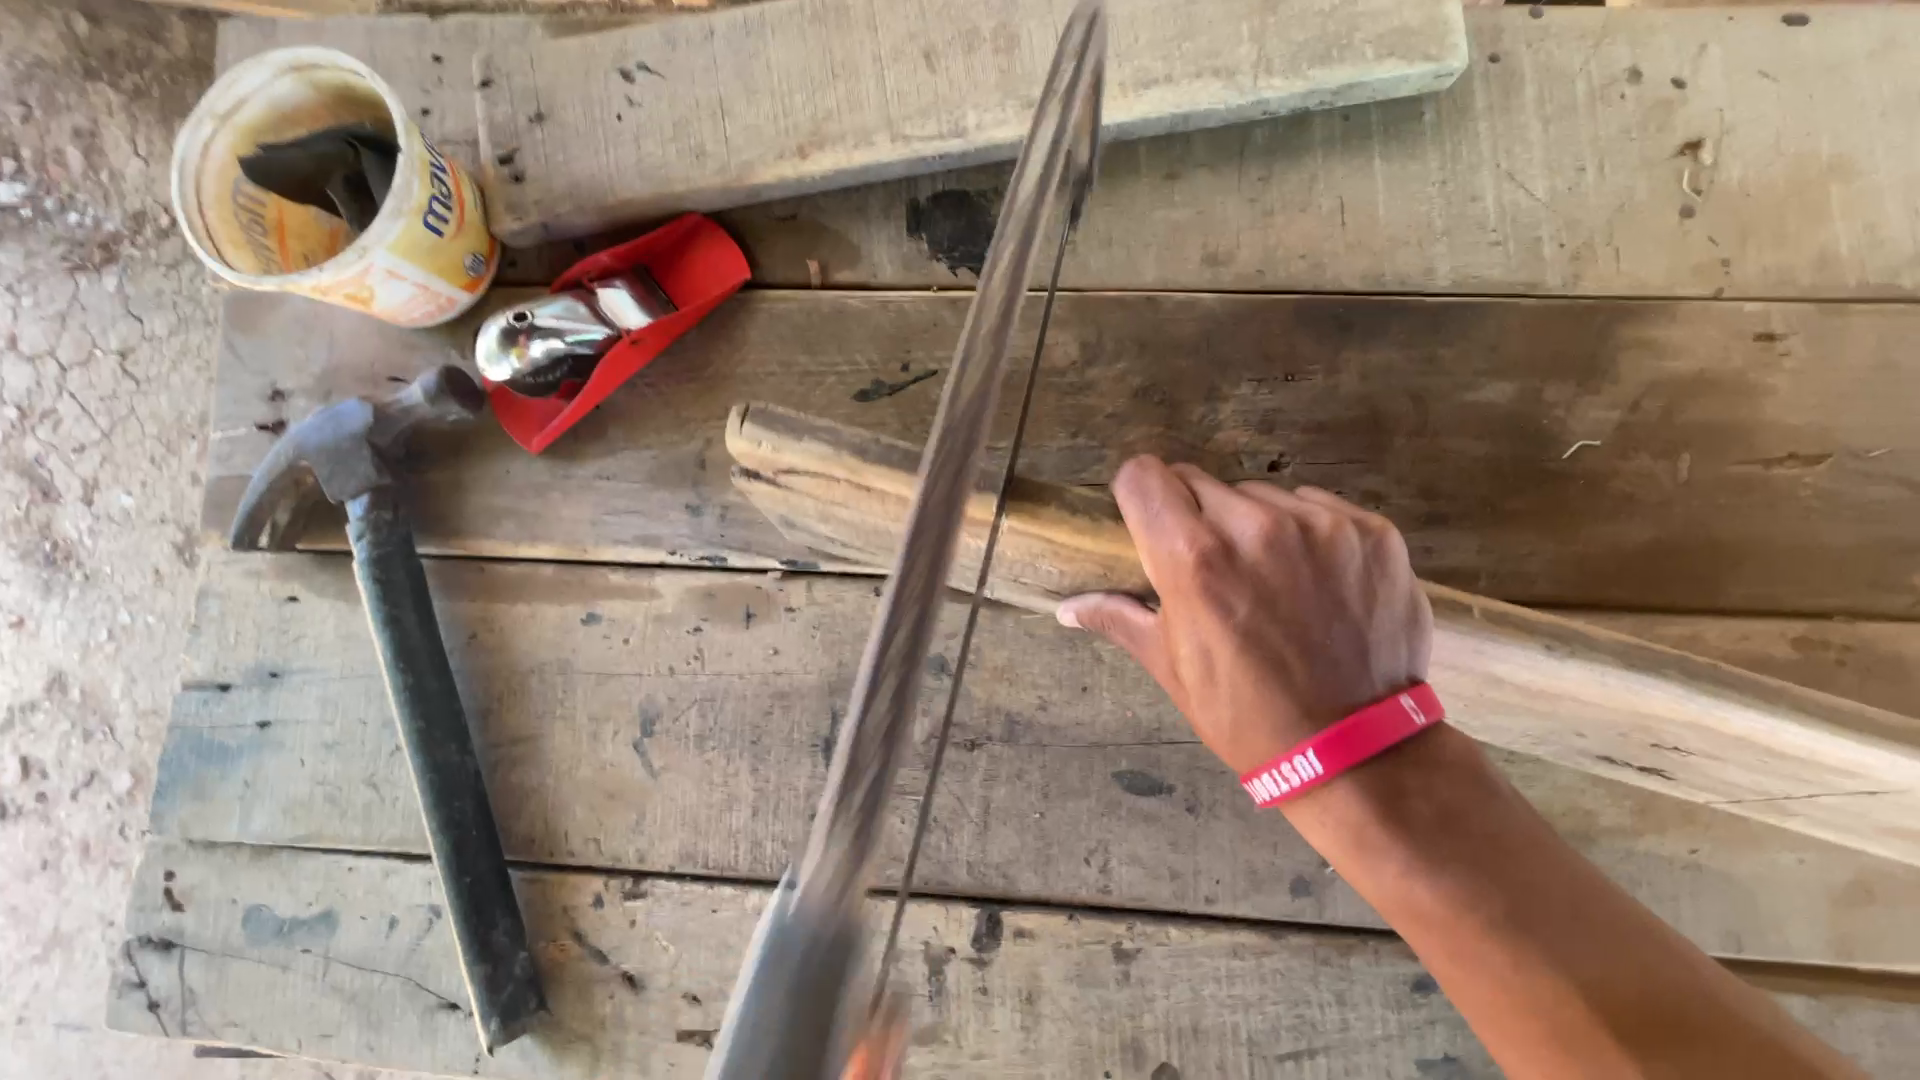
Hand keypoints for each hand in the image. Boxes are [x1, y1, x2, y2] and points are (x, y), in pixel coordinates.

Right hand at [1056, 457, 1432, 773]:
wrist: (1356, 752)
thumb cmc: (1245, 714)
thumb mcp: (1171, 668)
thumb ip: (1118, 618)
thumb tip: (1065, 608)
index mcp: (1192, 558)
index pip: (1143, 475)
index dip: (1139, 496)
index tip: (1150, 521)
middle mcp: (1254, 526)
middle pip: (1198, 481)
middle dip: (1193, 515)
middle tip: (1212, 567)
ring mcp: (1319, 524)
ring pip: (1259, 494)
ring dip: (1251, 523)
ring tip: (1270, 579)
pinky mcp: (1372, 531)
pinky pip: (1316, 506)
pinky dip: (1305, 531)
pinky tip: (1315, 580)